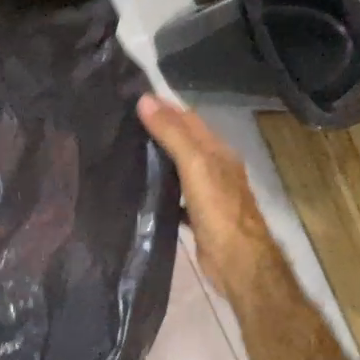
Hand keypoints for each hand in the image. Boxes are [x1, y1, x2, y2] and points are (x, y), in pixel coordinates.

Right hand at [138, 94, 273, 296]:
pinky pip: (175, 195)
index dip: (164, 107)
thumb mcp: (195, 165)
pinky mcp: (198, 216)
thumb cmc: (219, 210)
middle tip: (122, 123)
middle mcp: (215, 168)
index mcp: (218, 151)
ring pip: (179, 168)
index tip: (132, 98)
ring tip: (125, 151)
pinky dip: (159, 189)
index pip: (188, 119)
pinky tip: (139, 190)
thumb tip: (145, 100)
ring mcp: (207, 193)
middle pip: (184, 142)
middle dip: (158, 130)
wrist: (237, 261)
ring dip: (158, 159)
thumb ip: (172, 134)